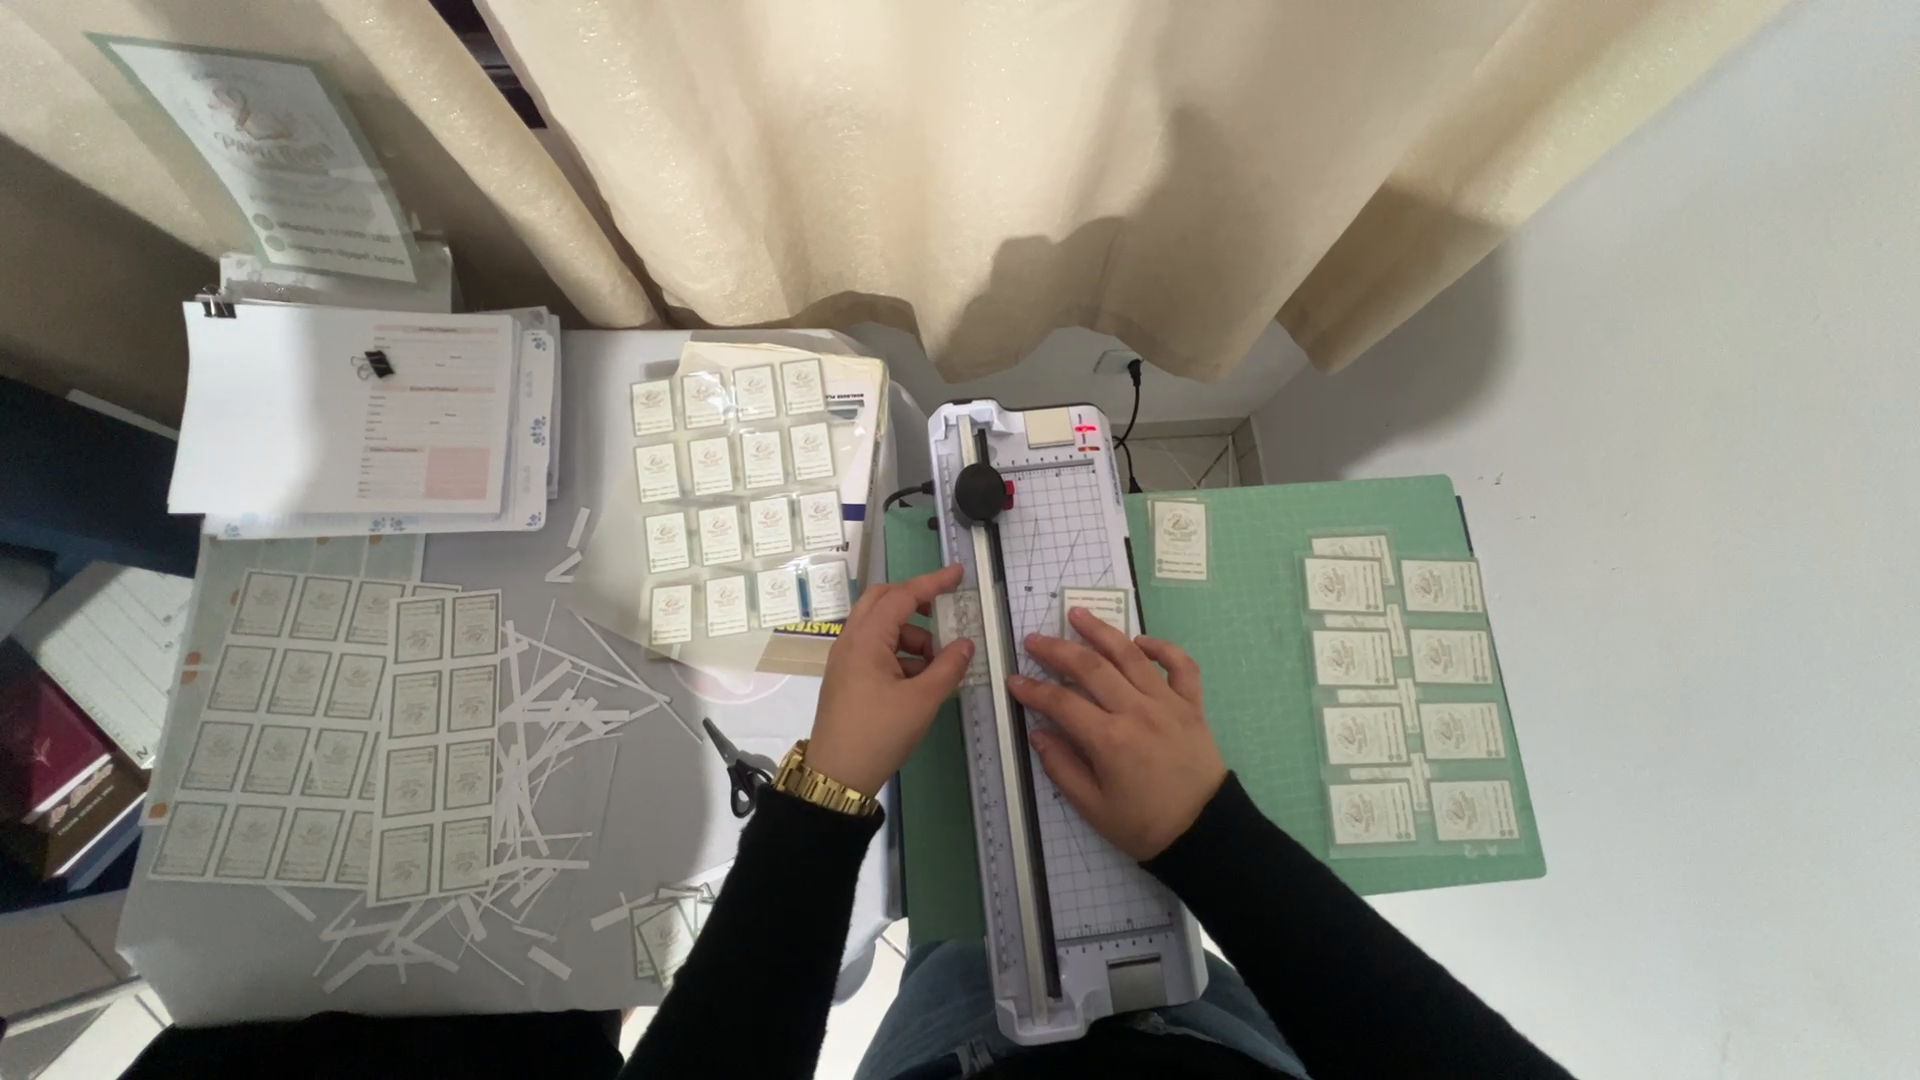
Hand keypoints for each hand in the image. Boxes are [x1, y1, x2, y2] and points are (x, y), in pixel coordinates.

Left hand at [806, 563, 972, 795]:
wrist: (836, 776)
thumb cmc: (879, 733)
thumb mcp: (922, 701)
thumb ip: (948, 667)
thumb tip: (966, 644)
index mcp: (866, 639)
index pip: (902, 596)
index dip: (932, 582)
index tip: (958, 573)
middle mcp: (851, 641)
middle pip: (883, 601)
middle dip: (916, 602)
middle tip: (944, 611)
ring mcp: (846, 659)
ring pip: (881, 627)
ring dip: (912, 635)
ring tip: (938, 664)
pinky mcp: (848, 677)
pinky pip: (876, 649)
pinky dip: (901, 654)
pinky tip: (921, 679)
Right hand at [1010, 608, 1225, 859]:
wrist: (1207, 834)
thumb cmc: (1145, 825)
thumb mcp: (1094, 808)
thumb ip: (1062, 767)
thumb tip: (1039, 733)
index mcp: (1109, 740)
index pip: (1062, 703)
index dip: (1034, 690)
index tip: (1014, 680)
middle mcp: (1137, 712)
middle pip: (1091, 668)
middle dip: (1058, 650)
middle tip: (1034, 639)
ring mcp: (1167, 704)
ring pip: (1130, 655)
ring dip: (1101, 631)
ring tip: (1078, 614)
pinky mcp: (1192, 705)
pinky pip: (1180, 666)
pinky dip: (1162, 647)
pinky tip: (1140, 641)